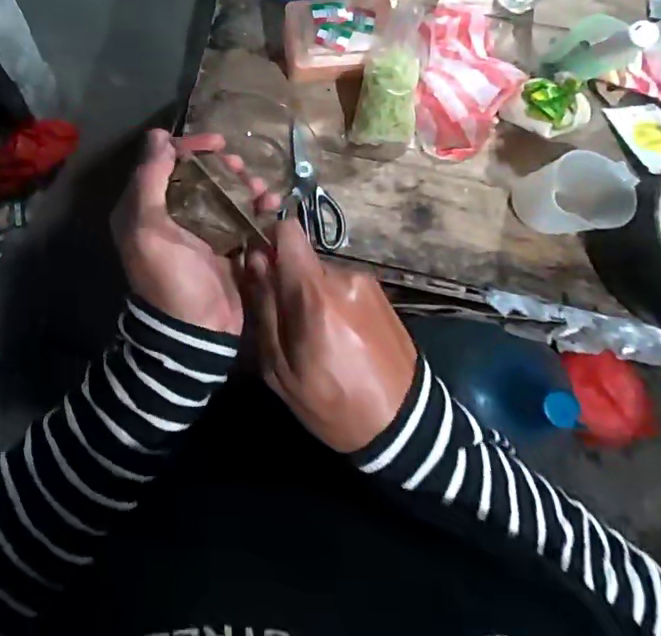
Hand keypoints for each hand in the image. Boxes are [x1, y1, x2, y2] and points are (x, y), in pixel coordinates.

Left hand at [112, 129, 272, 335]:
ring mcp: (201, 229)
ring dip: (244, 184)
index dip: (190, 146)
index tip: (217, 143)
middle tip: (240, 167)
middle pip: (199, 174)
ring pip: (224, 192)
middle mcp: (171, 214)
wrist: (196, 332)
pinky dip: (257, 206)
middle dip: (222, 165)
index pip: (165, 161)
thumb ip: (149, 180)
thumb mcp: (147, 228)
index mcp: (145, 207)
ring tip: (261, 189)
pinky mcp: (227, 244)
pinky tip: (271, 204)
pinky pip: (242, 215)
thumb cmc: (169, 277)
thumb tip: (158, 136)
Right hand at [241, 217, 418, 451]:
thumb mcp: (280, 367)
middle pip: (302, 258)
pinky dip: (334, 302)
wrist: (405, 429)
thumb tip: (254, 261)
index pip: (288, 231)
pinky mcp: (382, 296)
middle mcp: (344, 277)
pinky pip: (344, 286)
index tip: (260, 265)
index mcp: (315, 292)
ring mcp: (367, 284)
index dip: (268, 239)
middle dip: (289, 280)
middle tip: (288, 321)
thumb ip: (264, 307)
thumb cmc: (333, 402)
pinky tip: (341, 338)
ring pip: (322, 274)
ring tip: (318, 337)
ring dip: (313, 294)